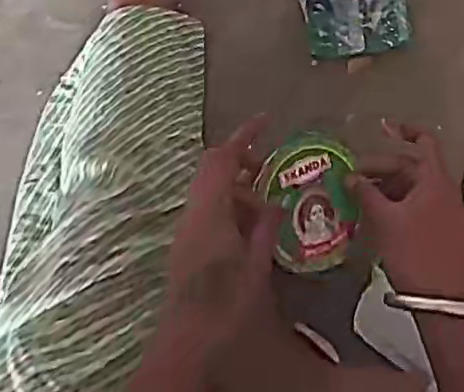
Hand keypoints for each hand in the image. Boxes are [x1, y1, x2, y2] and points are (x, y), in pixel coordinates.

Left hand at [157, 116, 283, 366]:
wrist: (187, 340)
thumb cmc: (225, 301)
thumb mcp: (256, 263)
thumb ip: (266, 227)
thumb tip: (277, 202)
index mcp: (211, 209)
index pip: (224, 158)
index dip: (244, 135)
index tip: (265, 121)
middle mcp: (194, 211)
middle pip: (214, 168)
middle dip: (242, 161)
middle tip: (269, 169)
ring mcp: (187, 227)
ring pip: (211, 189)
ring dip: (237, 188)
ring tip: (266, 206)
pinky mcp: (186, 244)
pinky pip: (208, 208)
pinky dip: (229, 205)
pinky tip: (249, 228)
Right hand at [349, 121, 463, 299]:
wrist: (445, 304)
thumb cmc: (416, 255)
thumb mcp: (386, 222)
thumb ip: (366, 195)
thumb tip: (350, 176)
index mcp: (434, 179)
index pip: (423, 141)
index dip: (404, 129)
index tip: (383, 128)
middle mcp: (443, 189)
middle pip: (411, 166)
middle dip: (381, 168)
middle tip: (353, 178)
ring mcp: (444, 211)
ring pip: (411, 189)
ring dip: (386, 189)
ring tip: (359, 199)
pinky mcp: (441, 232)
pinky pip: (416, 207)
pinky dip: (395, 206)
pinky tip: (375, 219)